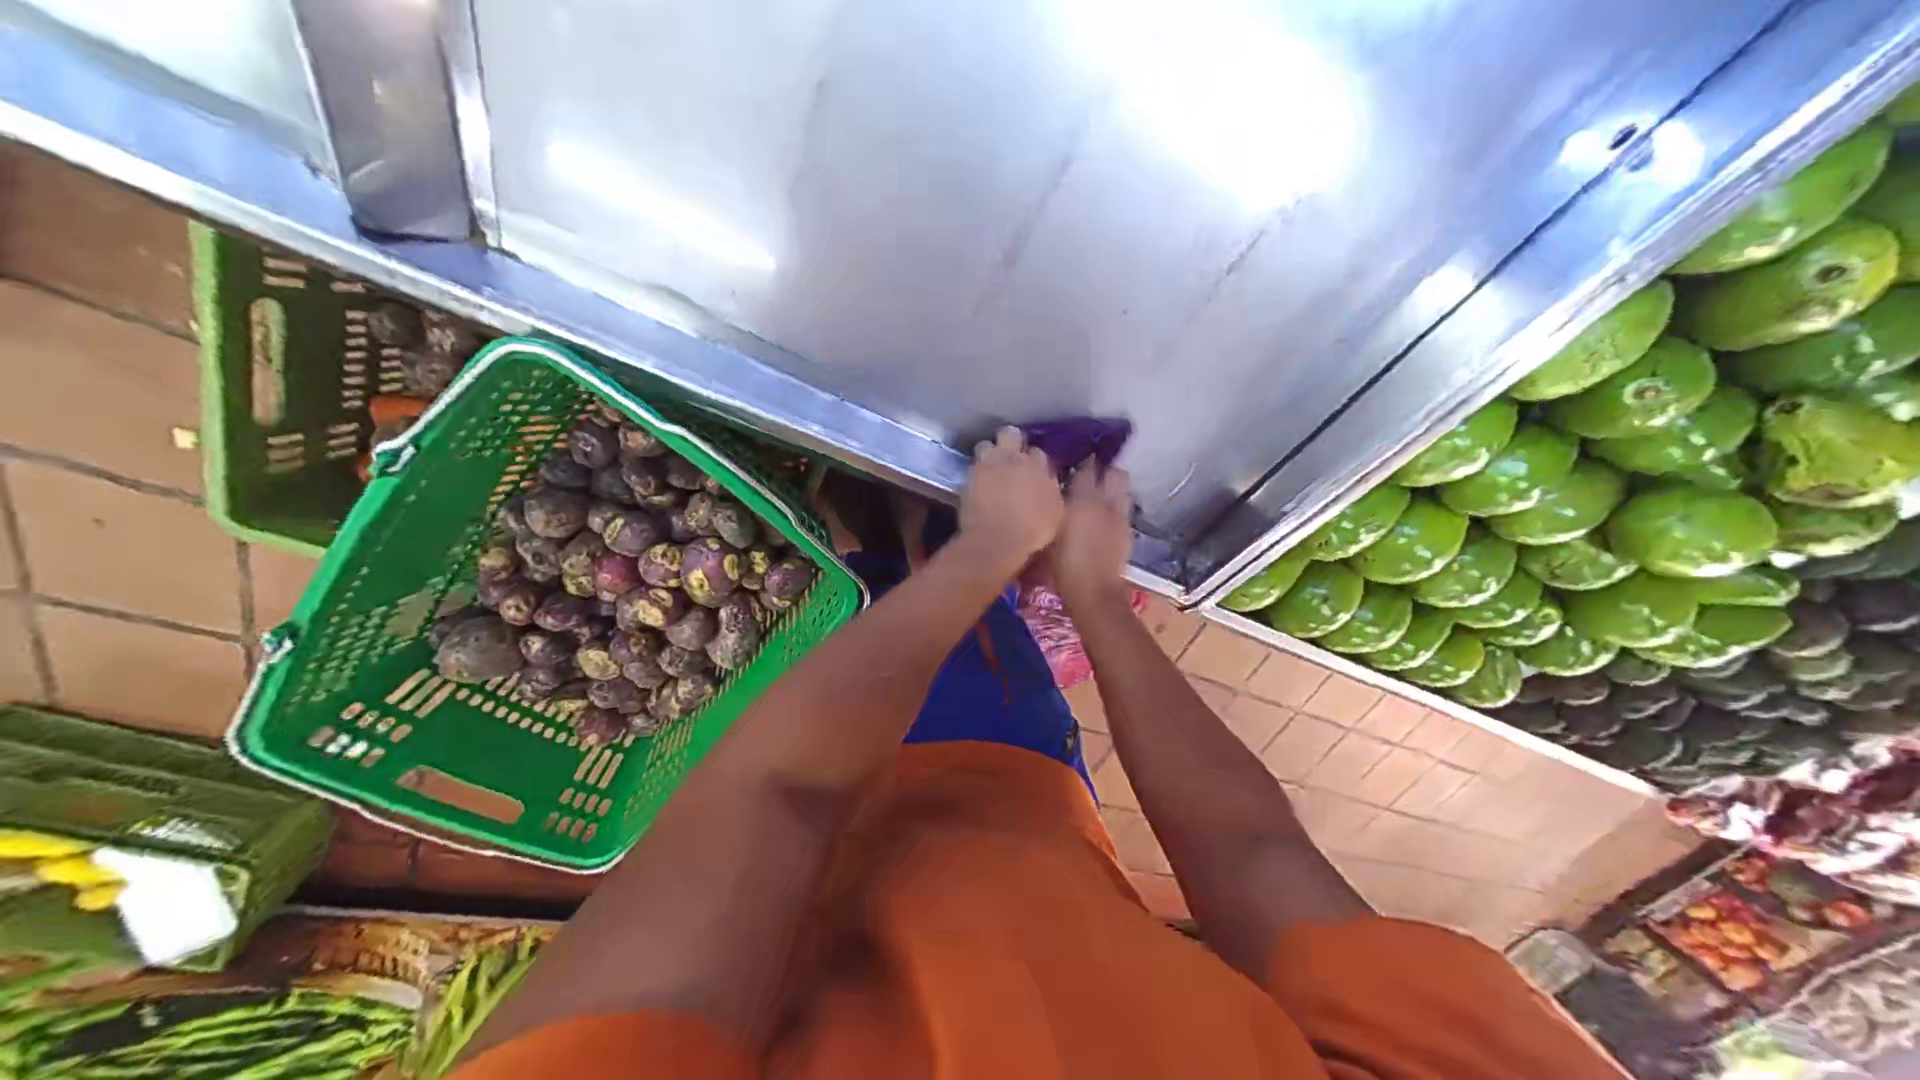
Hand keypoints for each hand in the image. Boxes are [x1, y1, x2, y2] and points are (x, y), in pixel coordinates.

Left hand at [956, 428, 1064, 570]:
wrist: (996, 540)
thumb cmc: (1032, 529)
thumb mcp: (1055, 510)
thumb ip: (1051, 488)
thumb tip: (1047, 480)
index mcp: (1036, 465)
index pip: (1037, 451)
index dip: (1034, 459)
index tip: (1034, 468)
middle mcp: (1011, 458)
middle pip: (1010, 434)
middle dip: (1011, 440)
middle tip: (1011, 454)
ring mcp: (986, 465)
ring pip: (986, 445)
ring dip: (989, 452)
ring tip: (992, 466)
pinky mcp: (968, 477)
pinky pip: (973, 466)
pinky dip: (977, 471)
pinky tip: (980, 482)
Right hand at [1048, 463, 1133, 608]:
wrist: (1094, 593)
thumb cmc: (1064, 565)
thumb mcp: (1048, 535)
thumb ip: (1053, 509)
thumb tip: (1051, 495)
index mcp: (1084, 498)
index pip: (1087, 468)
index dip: (1081, 463)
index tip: (1073, 464)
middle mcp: (1107, 502)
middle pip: (1115, 472)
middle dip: (1106, 470)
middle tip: (1090, 476)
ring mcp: (1121, 516)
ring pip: (1124, 489)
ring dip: (1115, 487)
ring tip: (1100, 495)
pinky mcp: (1128, 532)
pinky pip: (1125, 509)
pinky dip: (1117, 507)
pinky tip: (1105, 518)